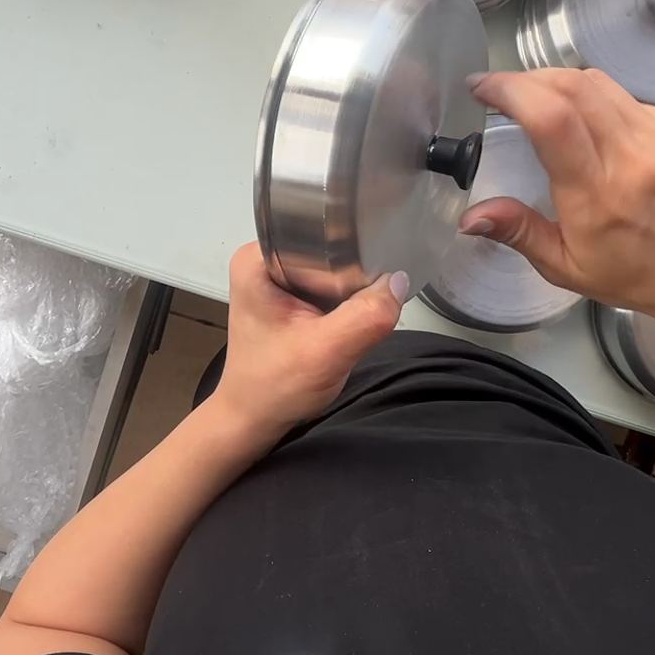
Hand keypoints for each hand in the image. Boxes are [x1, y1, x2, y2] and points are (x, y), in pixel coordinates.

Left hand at [210, 243, 404, 431]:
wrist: (255, 418)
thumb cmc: (274, 387)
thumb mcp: (325, 353)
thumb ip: (365, 318)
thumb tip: (399, 282)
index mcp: (257, 258)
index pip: (320, 236)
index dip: (352, 258)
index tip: (373, 281)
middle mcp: (263, 259)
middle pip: (329, 249)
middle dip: (354, 276)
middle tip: (369, 303)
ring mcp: (276, 277)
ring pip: (334, 268)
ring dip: (352, 290)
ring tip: (361, 311)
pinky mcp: (290, 296)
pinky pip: (331, 285)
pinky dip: (347, 301)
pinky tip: (352, 317)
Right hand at [461, 69, 654, 337]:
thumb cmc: (640, 277)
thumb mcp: (567, 266)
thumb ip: (519, 233)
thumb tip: (471, 217)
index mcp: (599, 194)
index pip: (551, 118)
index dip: (511, 90)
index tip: (482, 88)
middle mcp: (633, 156)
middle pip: (572, 85)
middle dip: (526, 78)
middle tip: (500, 91)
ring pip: (598, 82)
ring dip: (556, 81)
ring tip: (534, 98)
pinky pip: (625, 97)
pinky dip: (592, 99)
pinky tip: (583, 122)